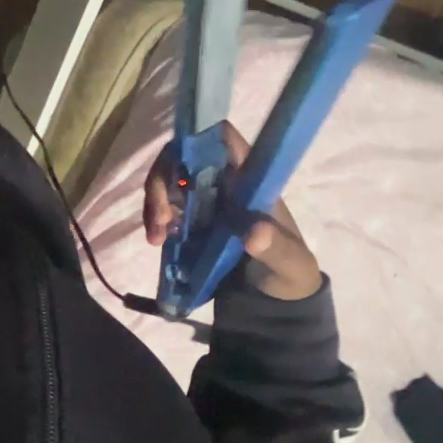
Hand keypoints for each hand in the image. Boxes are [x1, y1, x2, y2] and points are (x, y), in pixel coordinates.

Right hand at [143, 123, 322, 300]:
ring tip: (155, 238)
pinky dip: (153, 218)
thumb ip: (277, 249)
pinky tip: (156, 241)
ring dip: (154, 202)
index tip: (180, 167)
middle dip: (163, 181)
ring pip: (168, 180)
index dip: (198, 140)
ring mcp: (204, 198)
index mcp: (250, 179)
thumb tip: (255, 233)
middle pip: (183, 157)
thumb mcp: (290, 264)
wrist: (274, 302)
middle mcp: (224, 180)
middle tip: (159, 217)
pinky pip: (163, 205)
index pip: (222, 139)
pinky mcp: (189, 218)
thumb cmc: (288, 274)